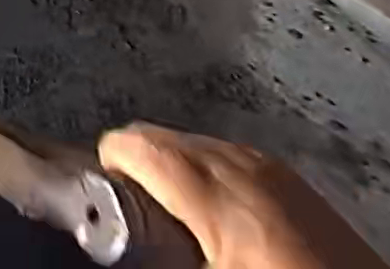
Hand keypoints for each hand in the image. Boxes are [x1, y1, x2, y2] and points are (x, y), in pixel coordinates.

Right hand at [99, 123, 387, 268]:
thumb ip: (163, 254)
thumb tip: (120, 239)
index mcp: (218, 197)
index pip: (138, 143)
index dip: (109, 162)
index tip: (100, 193)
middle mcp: (240, 164)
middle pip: (160, 136)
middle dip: (136, 166)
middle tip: (131, 215)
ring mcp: (268, 165)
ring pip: (190, 142)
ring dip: (169, 169)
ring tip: (172, 222)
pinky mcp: (288, 176)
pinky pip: (224, 155)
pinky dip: (204, 174)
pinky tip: (216, 223)